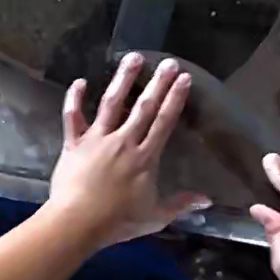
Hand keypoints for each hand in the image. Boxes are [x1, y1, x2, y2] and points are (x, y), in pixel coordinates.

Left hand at [45, 53, 209, 247]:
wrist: (76, 222)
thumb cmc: (117, 221)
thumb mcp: (154, 217)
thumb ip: (179, 204)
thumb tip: (206, 200)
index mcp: (144, 157)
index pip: (164, 122)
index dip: (175, 99)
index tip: (184, 79)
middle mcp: (122, 141)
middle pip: (143, 107)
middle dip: (158, 83)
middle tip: (169, 62)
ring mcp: (96, 139)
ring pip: (111, 103)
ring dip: (122, 79)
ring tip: (132, 57)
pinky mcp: (73, 143)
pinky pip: (72, 117)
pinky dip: (74, 99)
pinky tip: (79, 82)